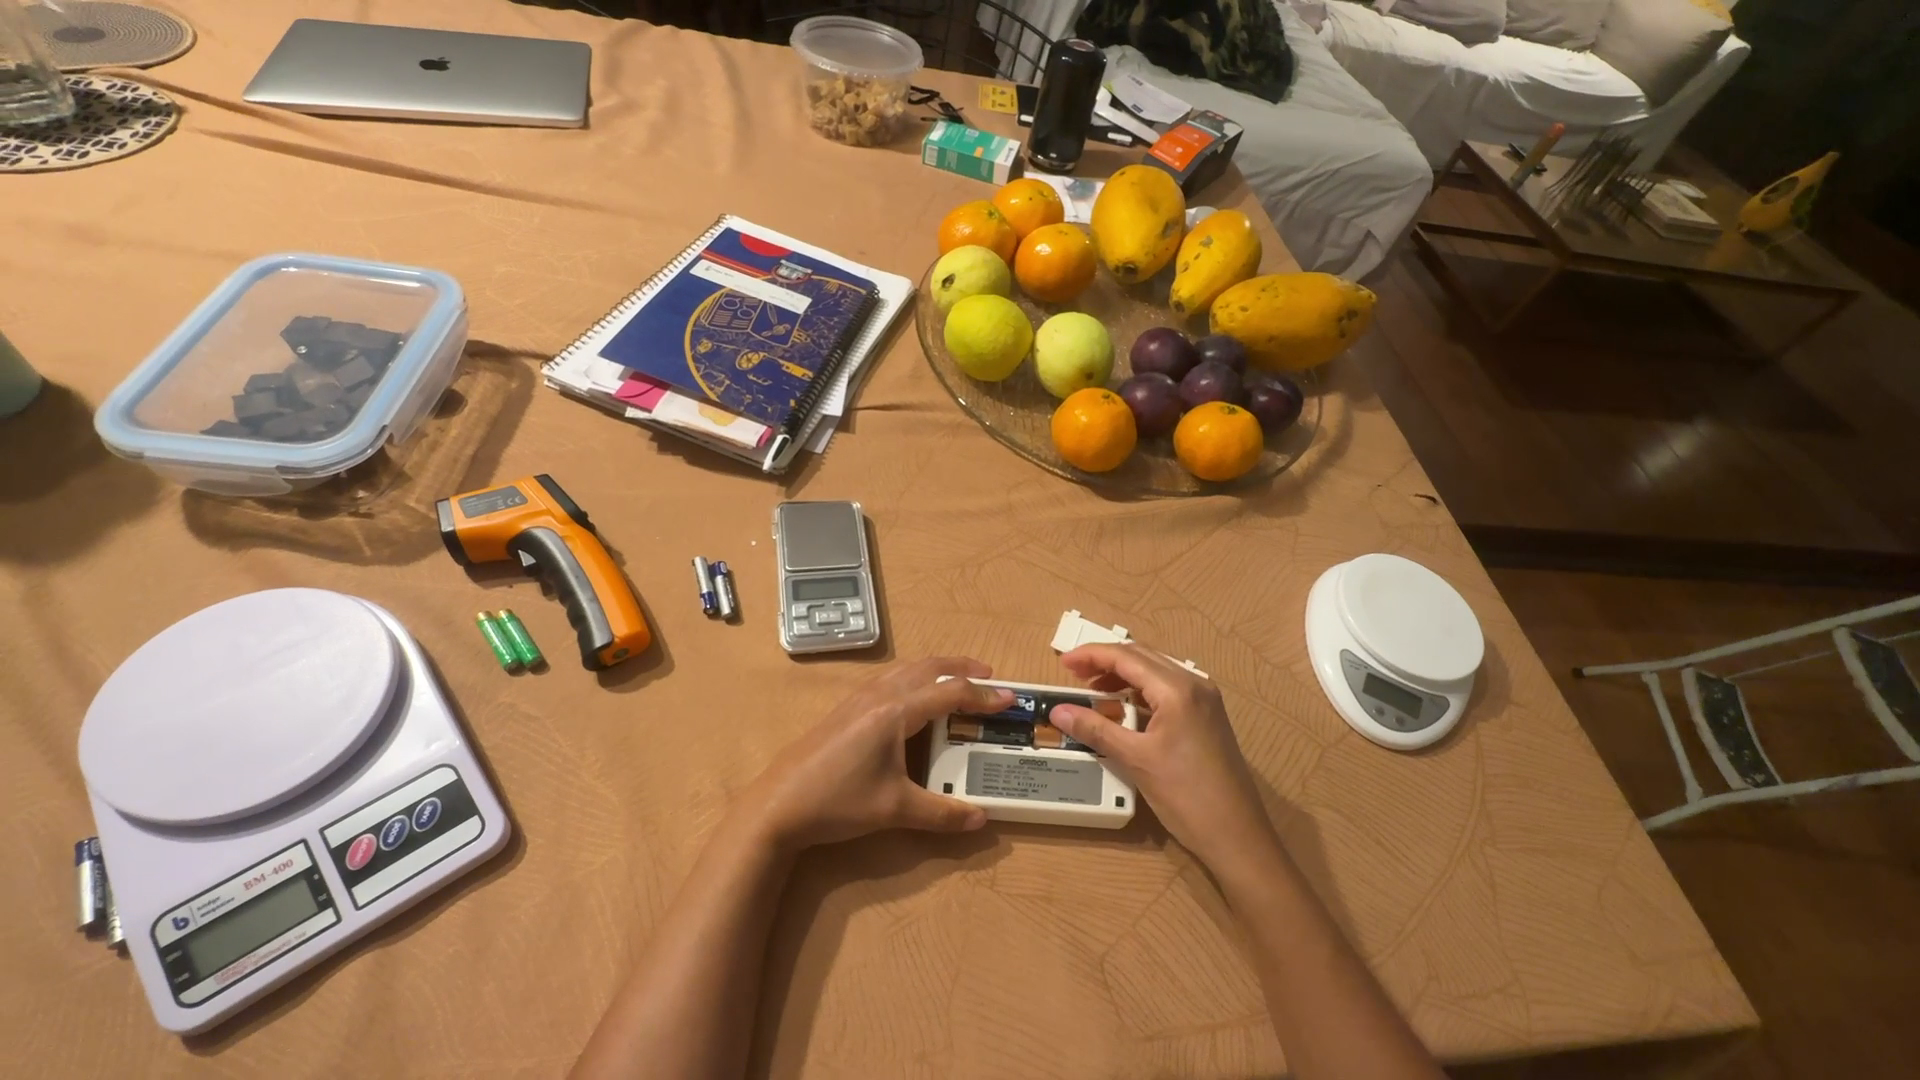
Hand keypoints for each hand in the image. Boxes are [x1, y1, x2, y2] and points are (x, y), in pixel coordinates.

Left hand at [741, 657, 1013, 850]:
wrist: (777, 805)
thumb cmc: (838, 802)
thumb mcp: (895, 810)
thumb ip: (942, 812)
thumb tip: (981, 818)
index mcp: (895, 712)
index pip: (949, 693)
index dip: (983, 696)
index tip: (1010, 699)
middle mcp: (878, 696)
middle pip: (927, 668)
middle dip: (961, 668)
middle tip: (988, 676)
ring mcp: (856, 700)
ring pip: (904, 670)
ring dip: (934, 670)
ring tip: (955, 682)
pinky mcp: (844, 711)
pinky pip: (887, 681)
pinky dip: (912, 679)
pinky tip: (912, 700)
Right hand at [1049, 644, 1278, 866]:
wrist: (1236, 834)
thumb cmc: (1186, 795)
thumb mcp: (1135, 759)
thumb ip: (1095, 729)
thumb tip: (1058, 711)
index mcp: (1177, 689)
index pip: (1127, 657)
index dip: (1092, 655)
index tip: (1063, 663)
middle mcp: (1195, 685)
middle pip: (1142, 657)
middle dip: (1106, 661)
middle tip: (1074, 675)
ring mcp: (1205, 701)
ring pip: (1156, 671)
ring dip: (1124, 675)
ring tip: (1094, 691)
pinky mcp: (1207, 717)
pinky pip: (1168, 690)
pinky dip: (1141, 691)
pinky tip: (1125, 708)